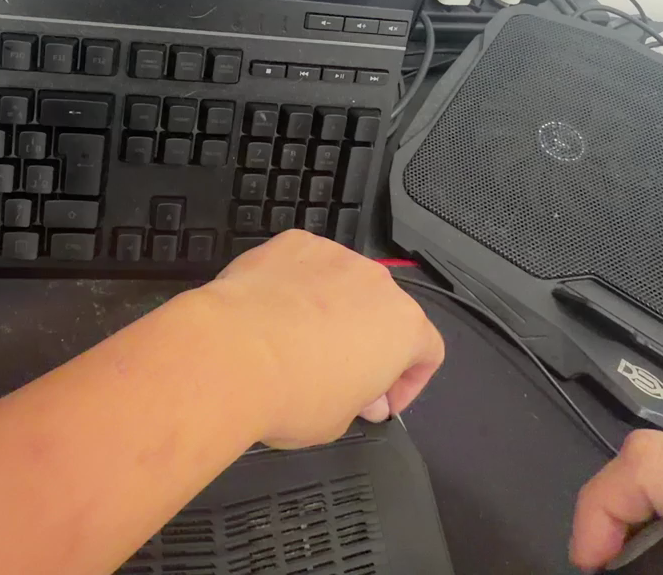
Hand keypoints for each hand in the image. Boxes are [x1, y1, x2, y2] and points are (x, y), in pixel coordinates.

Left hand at [188, 230, 445, 448]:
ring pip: (342, 283)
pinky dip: (295, 284)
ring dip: (331, 308)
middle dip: (367, 341)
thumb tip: (364, 394)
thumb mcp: (341, 419)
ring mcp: (332, 254)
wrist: (235, 353)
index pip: (428, 349)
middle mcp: (374, 281)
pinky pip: (304, 264)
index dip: (408, 382)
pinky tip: (271, 313)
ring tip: (296, 341)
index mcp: (402, 325)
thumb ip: (363, 399)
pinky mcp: (293, 242)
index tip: (380, 401)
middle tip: (337, 376)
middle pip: (383, 311)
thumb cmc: (295, 392)